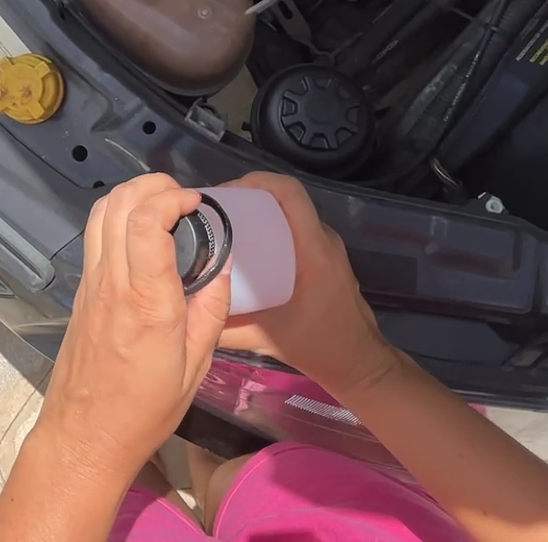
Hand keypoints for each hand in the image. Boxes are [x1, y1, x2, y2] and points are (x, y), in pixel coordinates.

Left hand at [34, 173, 231, 480]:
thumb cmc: (144, 409)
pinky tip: (138, 226)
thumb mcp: (196, 367)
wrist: (84, 435)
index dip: (171, 198)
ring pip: (101, 213)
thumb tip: (222, 265)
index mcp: (147, 302)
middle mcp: (113, 281)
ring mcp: (91, 281)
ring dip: (130, 193)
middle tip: (180, 194)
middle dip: (152, 185)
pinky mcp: (81, 287)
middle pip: (120, 205)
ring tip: (160, 200)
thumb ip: (211, 311)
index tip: (196, 202)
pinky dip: (117, 213)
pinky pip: (95, 233)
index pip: (147, 224)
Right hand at [216, 172, 400, 395]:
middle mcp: (324, 240)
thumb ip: (225, 327)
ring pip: (293, 210)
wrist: (361, 365)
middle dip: (249, 193)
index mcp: (313, 250)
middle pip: (287, 197)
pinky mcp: (327, 256)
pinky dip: (274, 223)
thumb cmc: (320, 347)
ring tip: (228, 222)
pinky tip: (252, 243)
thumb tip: (186, 310)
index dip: (257, 182)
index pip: (290, 194)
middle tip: (217, 209)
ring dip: (262, 207)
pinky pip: (298, 226)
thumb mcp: (266, 339)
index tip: (225, 193)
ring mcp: (328, 246)